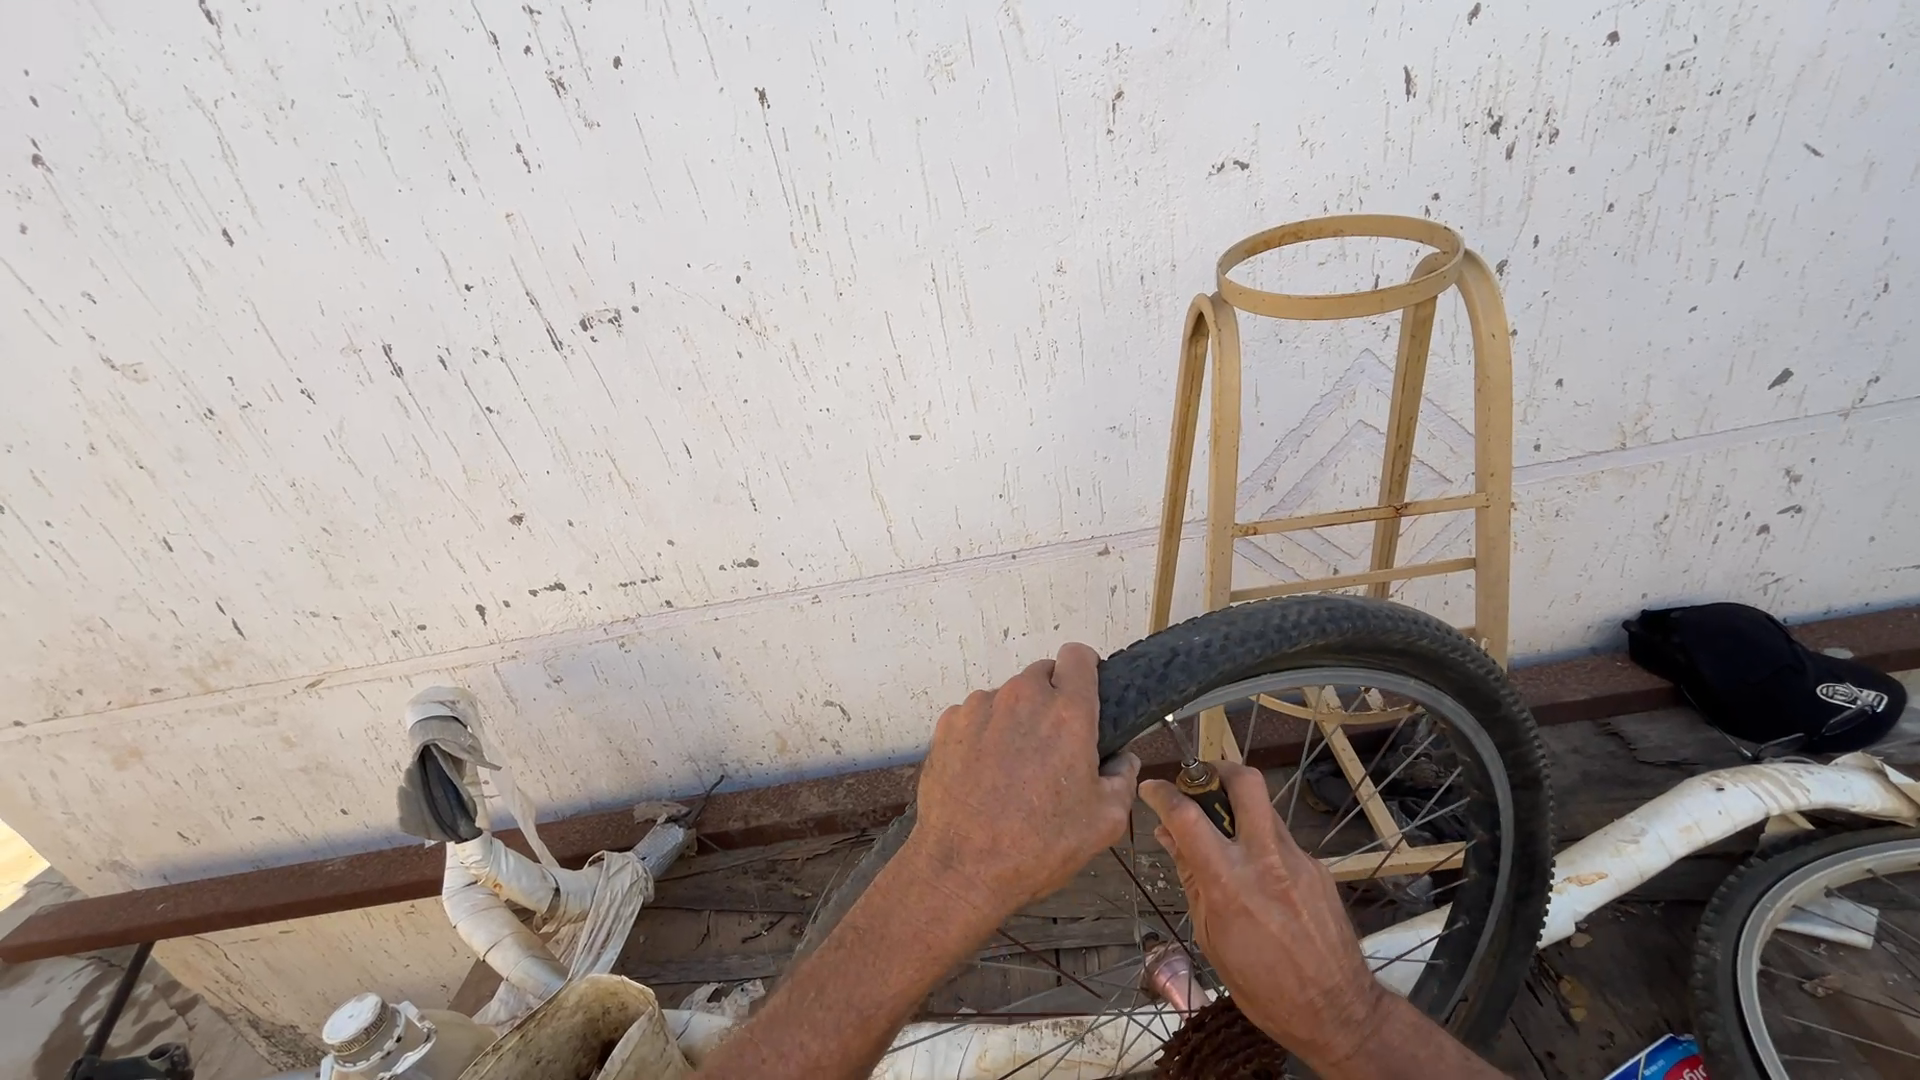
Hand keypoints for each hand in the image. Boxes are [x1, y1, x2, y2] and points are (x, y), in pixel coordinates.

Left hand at [903, 643, 1141, 923]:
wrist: (963, 867)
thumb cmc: (1039, 845)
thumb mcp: (1104, 821)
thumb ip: (1122, 777)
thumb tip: (1121, 758)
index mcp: (1067, 712)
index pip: (1078, 656)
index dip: (1086, 670)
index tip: (1086, 694)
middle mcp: (1022, 697)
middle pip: (1043, 674)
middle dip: (1052, 699)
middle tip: (1053, 744)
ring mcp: (980, 707)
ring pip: (1007, 696)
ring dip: (1016, 717)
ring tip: (1014, 766)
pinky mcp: (948, 724)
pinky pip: (975, 715)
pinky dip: (983, 733)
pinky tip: (984, 772)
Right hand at [1138, 762, 1388, 1067]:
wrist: (1339, 1014)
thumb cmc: (1261, 986)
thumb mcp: (1210, 935)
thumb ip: (1191, 879)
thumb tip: (1169, 837)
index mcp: (1229, 881)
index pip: (1187, 816)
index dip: (1162, 793)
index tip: (1151, 787)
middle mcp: (1265, 858)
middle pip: (1244, 781)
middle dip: (1217, 769)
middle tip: (1202, 782)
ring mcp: (1298, 860)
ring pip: (1264, 809)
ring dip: (1240, 809)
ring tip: (1227, 836)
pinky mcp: (1318, 868)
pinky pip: (1282, 841)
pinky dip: (1262, 847)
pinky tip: (1260, 879)